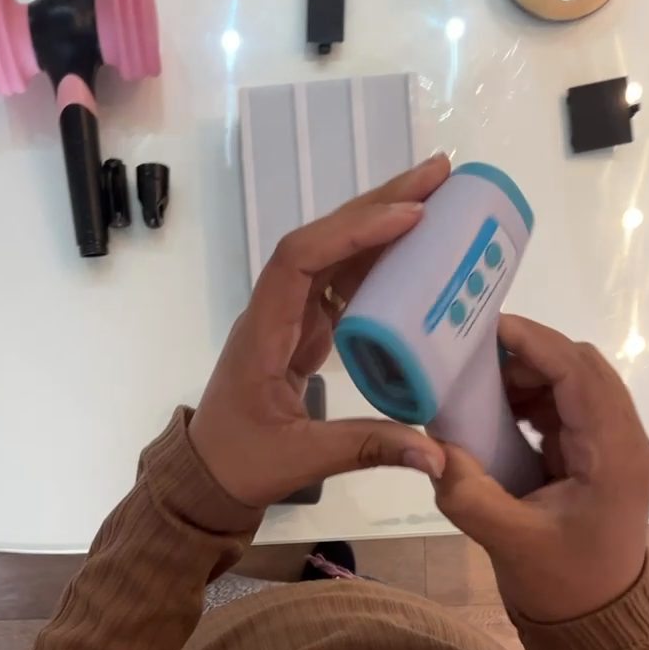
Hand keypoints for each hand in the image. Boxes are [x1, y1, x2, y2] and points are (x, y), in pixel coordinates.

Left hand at [189, 156, 451, 507]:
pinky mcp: (302, 334)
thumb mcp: (302, 459)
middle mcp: (274, 313)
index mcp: (262, 333)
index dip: (351, 232)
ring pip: (331, 257)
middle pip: (320, 241)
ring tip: (436, 197)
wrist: (209, 474)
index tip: (409, 215)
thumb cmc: (242, 463)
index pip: (298, 259)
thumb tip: (437, 457)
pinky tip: (413, 252)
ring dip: (379, 226)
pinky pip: (338, 287)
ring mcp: (287, 320)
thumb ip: (366, 449)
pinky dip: (375, 265)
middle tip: (439, 176)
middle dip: (376, 205)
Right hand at [432, 315, 648, 622]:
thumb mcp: (506, 540)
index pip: (580, 373)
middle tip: (473, 363)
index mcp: (614, 453)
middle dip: (528, 356)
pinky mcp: (595, 457)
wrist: (594, 622)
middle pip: (581, 368)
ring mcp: (611, 447)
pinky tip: (493, 417)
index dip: (535, 343)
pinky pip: (564, 409)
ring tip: (478, 390)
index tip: (487, 329)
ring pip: (574, 384)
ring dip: (528, 378)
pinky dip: (530, 401)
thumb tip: (433, 448)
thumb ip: (467, 492)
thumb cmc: (561, 583)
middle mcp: (622, 438)